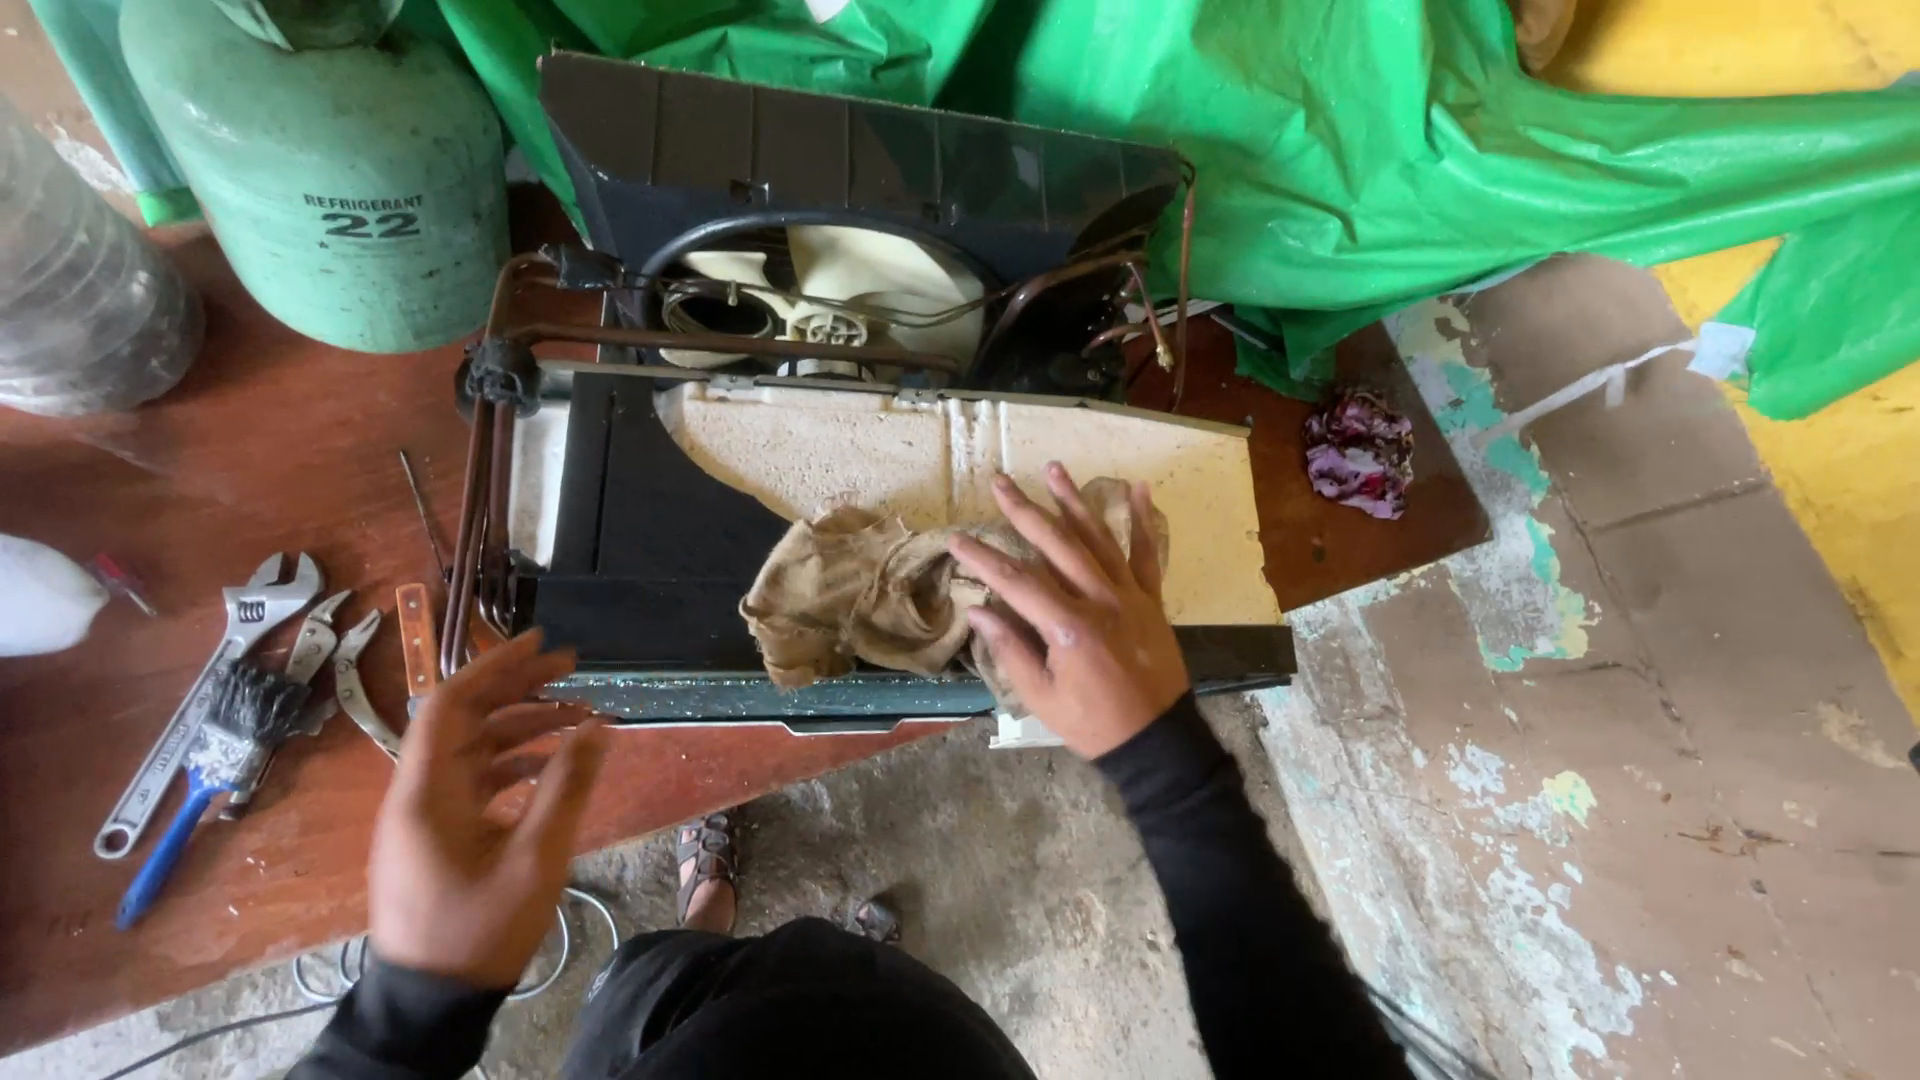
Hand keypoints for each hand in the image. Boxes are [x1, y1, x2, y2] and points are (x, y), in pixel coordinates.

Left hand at [368, 630, 608, 987]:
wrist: (430, 1004)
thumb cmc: (480, 929)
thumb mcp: (535, 858)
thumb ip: (568, 786)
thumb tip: (599, 725)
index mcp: (427, 793)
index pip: (451, 705)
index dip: (495, 666)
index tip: (541, 642)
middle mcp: (418, 793)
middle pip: (465, 719)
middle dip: (519, 687)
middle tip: (573, 667)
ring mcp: (427, 814)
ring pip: (474, 747)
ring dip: (524, 724)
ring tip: (578, 713)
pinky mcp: (440, 832)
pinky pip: (477, 777)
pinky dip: (516, 759)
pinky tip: (554, 759)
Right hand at [948, 462, 1189, 758]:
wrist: (1157, 741)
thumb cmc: (1092, 725)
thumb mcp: (1040, 696)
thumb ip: (1009, 649)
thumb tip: (977, 610)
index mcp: (1068, 627)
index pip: (1016, 581)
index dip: (983, 558)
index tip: (957, 539)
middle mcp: (1099, 600)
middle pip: (1055, 544)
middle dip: (1023, 511)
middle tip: (999, 482)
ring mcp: (1129, 596)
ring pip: (1097, 538)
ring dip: (1073, 501)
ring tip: (1052, 468)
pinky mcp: (1151, 600)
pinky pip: (1146, 554)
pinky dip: (1142, 521)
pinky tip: (1138, 488)